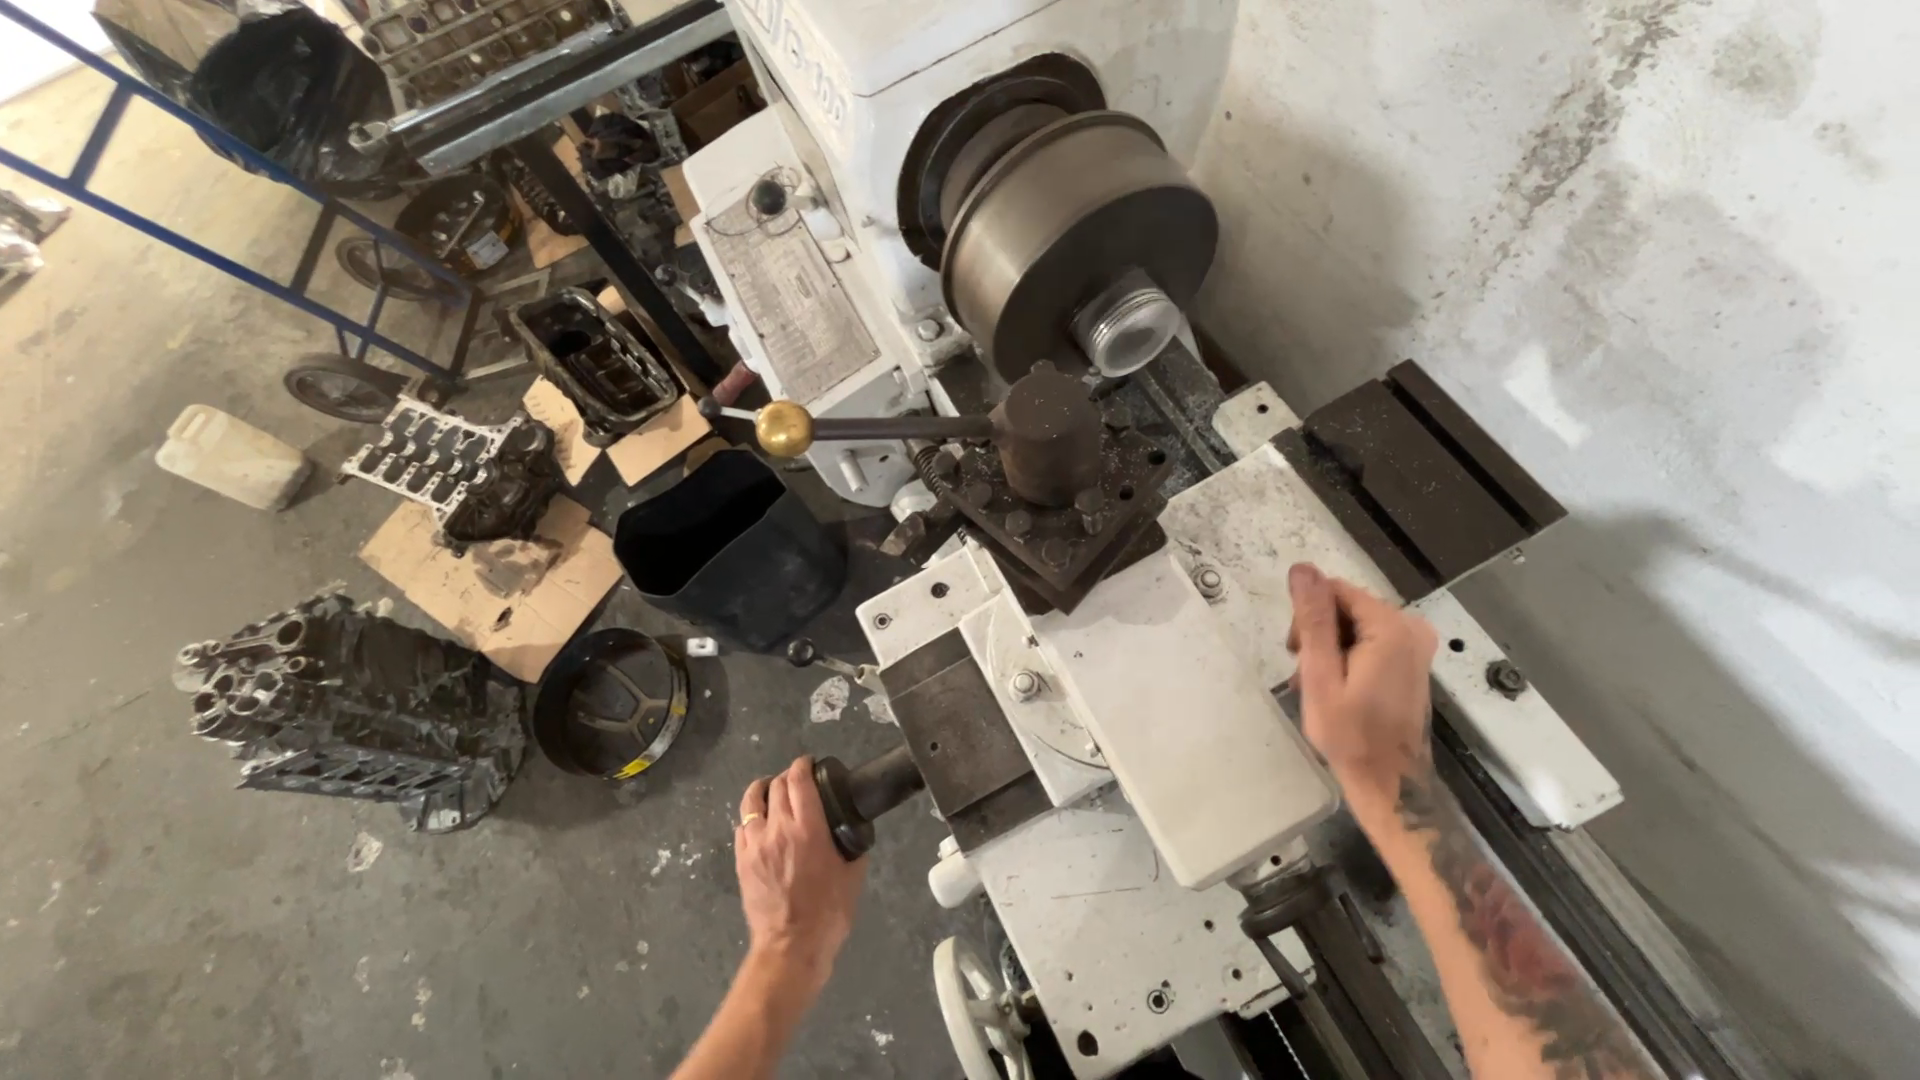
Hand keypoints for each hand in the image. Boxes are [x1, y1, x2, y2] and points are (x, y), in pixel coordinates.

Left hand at [734, 757, 867, 985]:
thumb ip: (851, 844)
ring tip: (771, 792)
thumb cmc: (828, 912)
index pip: (799, 780)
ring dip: (763, 790)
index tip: (809, 763)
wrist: (791, 947)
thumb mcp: (853, 874)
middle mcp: (778, 829)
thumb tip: (850, 829)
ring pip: (751, 800)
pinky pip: (741, 827)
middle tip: (797, 782)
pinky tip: (761, 825)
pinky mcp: (741, 860)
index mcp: (808, 828)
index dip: (803, 764)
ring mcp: (754, 844)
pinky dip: (752, 818)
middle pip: (775, 785)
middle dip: (787, 776)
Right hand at [1287, 563, 1437, 800]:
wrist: (1389, 782)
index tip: (1297, 653)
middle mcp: (1411, 628)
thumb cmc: (1349, 734)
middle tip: (1304, 673)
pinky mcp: (1413, 661)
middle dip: (1318, 633)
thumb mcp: (1321, 675)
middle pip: (1346, 605)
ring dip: (1329, 648)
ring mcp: (1416, 645)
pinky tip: (1336, 687)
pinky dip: (1347, 657)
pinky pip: (1370, 641)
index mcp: (1391, 627)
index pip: (1334, 590)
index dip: (1308, 616)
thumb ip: (1313, 619)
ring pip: (1354, 624)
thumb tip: (1302, 570)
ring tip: (1316, 685)